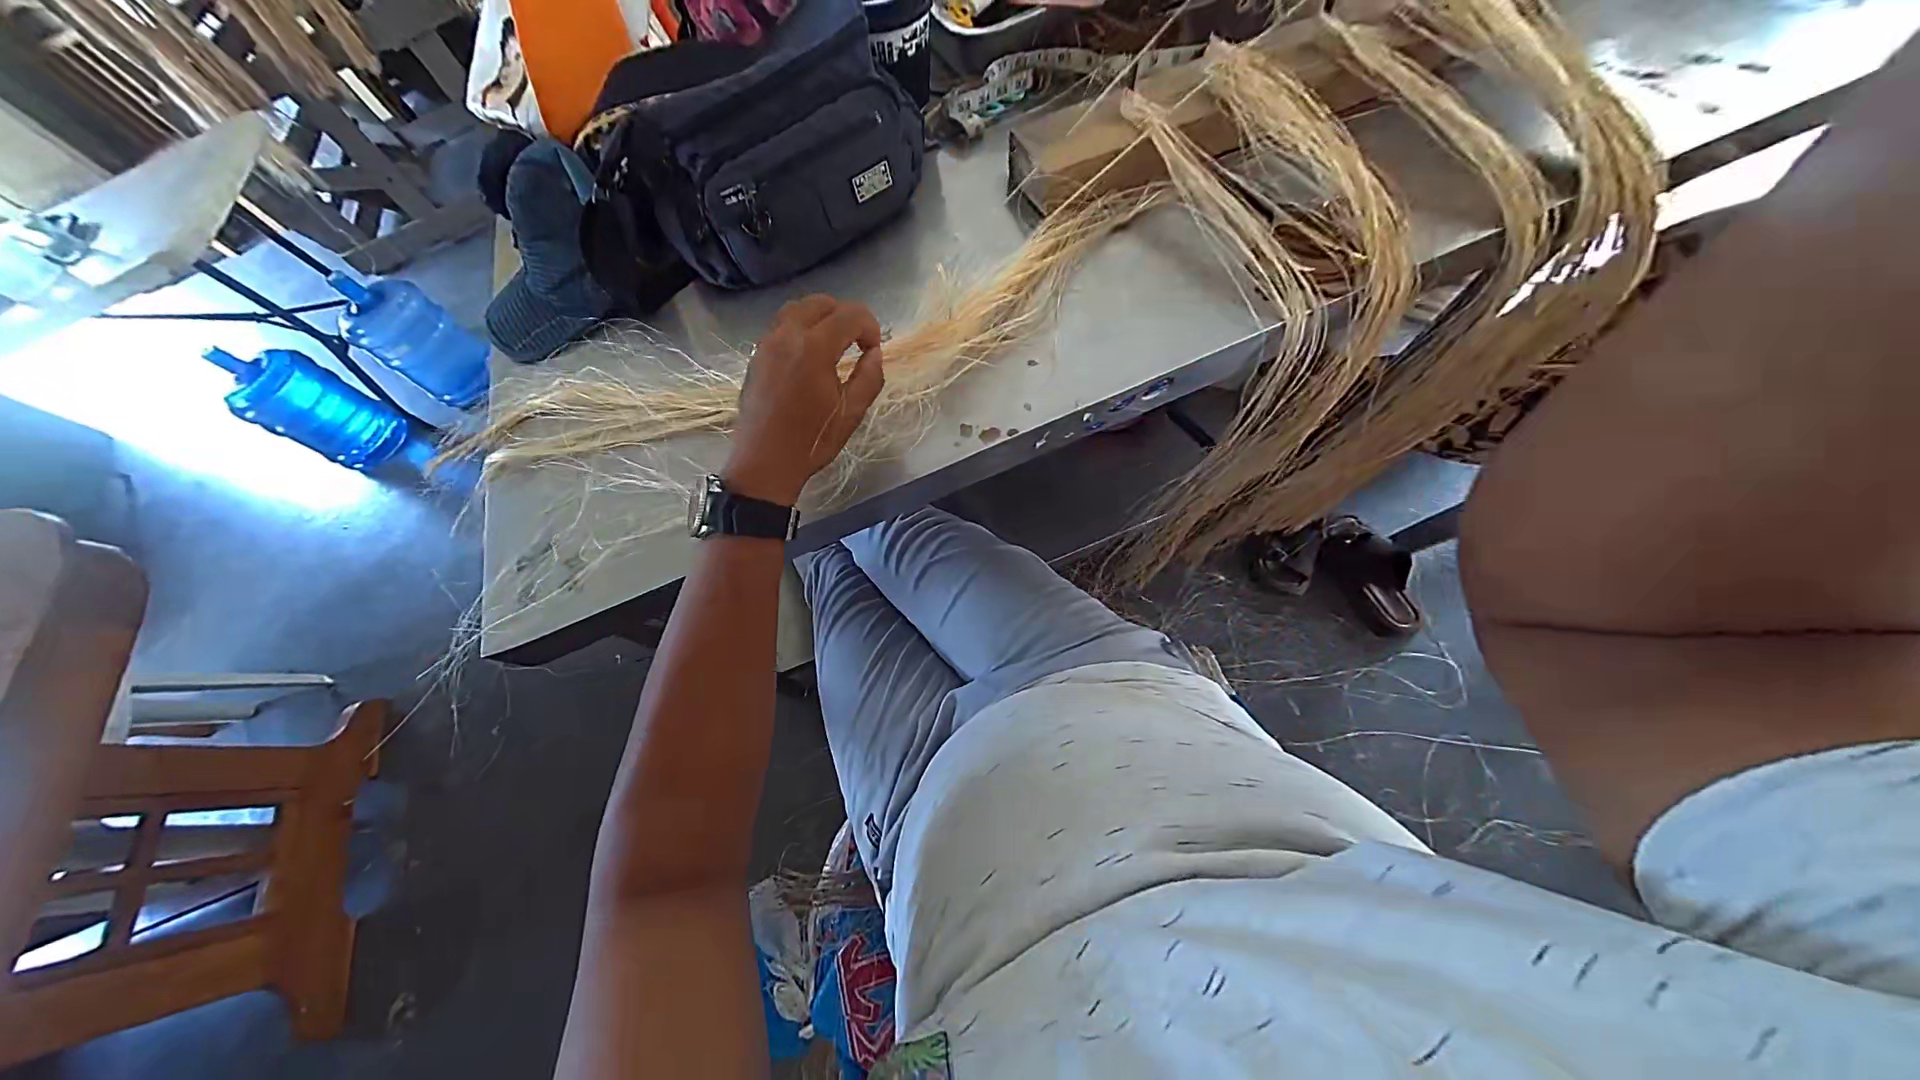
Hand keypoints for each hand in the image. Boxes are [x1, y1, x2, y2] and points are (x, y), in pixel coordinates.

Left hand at [724, 295, 884, 504]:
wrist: (764, 462)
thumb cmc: (812, 440)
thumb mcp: (851, 413)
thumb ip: (869, 377)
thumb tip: (874, 353)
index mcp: (814, 348)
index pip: (850, 314)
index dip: (870, 326)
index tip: (874, 348)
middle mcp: (787, 336)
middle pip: (821, 302)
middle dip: (845, 316)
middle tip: (857, 342)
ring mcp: (767, 343)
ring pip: (797, 309)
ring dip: (821, 318)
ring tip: (834, 344)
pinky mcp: (757, 355)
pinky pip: (781, 326)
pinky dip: (801, 329)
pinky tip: (810, 356)